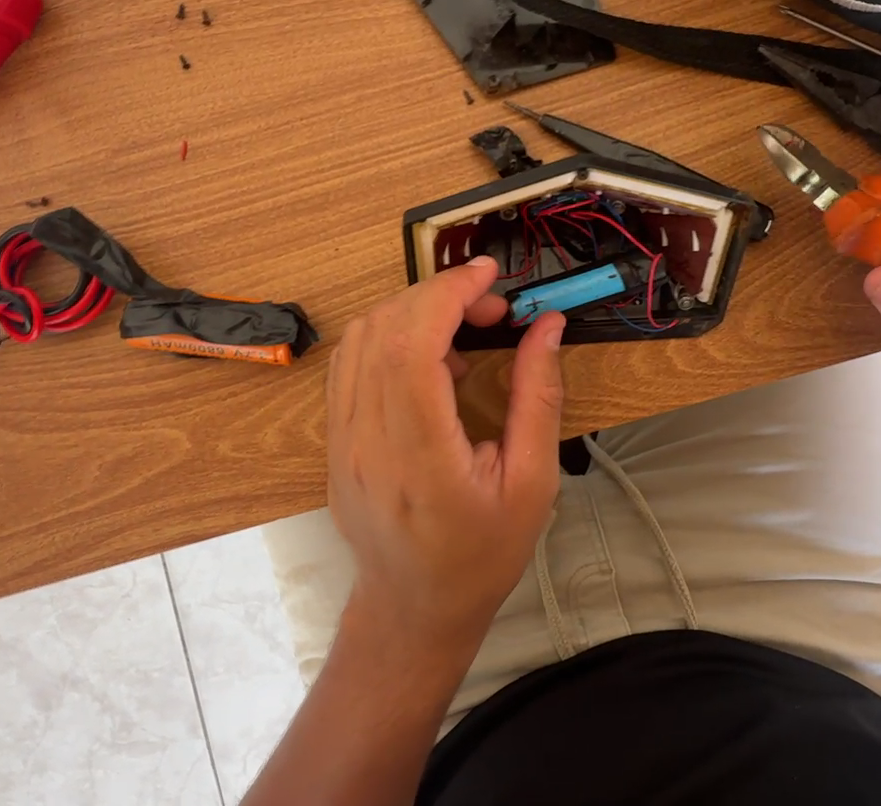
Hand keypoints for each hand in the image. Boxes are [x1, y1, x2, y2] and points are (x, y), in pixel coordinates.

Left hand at [326, 256, 566, 651]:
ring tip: (464, 332)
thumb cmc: (482, 555)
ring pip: (359, 338)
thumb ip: (539, 398)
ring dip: (412, 312)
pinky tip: (429, 359)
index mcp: (420, 458)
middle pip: (383, 330)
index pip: (412, 346)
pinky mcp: (333, 438)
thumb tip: (548, 325)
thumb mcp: (532, 484)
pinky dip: (389, 336)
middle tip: (492, 308)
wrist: (413, 607)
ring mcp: (339, 440)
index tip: (488, 273)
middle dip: (439, 295)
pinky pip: (349, 362)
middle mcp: (366, 441)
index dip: (447, 294)